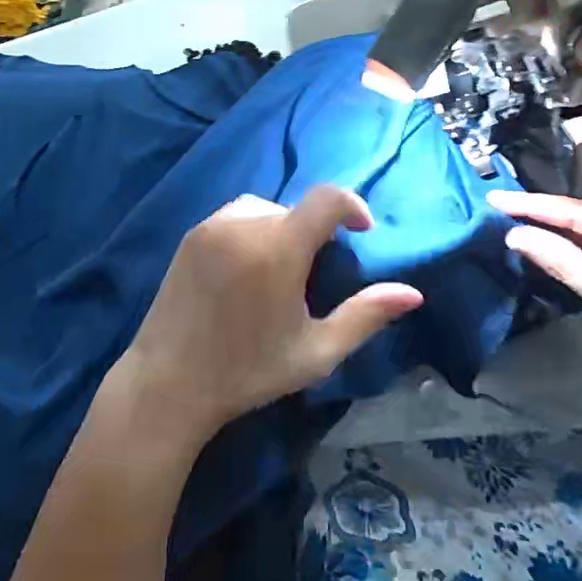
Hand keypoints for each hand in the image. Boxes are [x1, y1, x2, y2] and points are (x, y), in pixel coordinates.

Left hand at [117, 185, 424, 439]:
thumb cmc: (248, 372)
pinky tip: (248, 268)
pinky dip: (252, 229)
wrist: (169, 382)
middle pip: (295, 208)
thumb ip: (365, 316)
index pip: (326, 198)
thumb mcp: (316, 351)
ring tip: (281, 269)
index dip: (352, 205)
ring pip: (264, 208)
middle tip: (315, 272)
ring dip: (282, 227)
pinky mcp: (191, 234)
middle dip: (314, 230)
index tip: (361, 232)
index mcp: (278, 248)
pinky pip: (234, 216)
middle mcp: (244, 224)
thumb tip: (413, 294)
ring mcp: (212, 226)